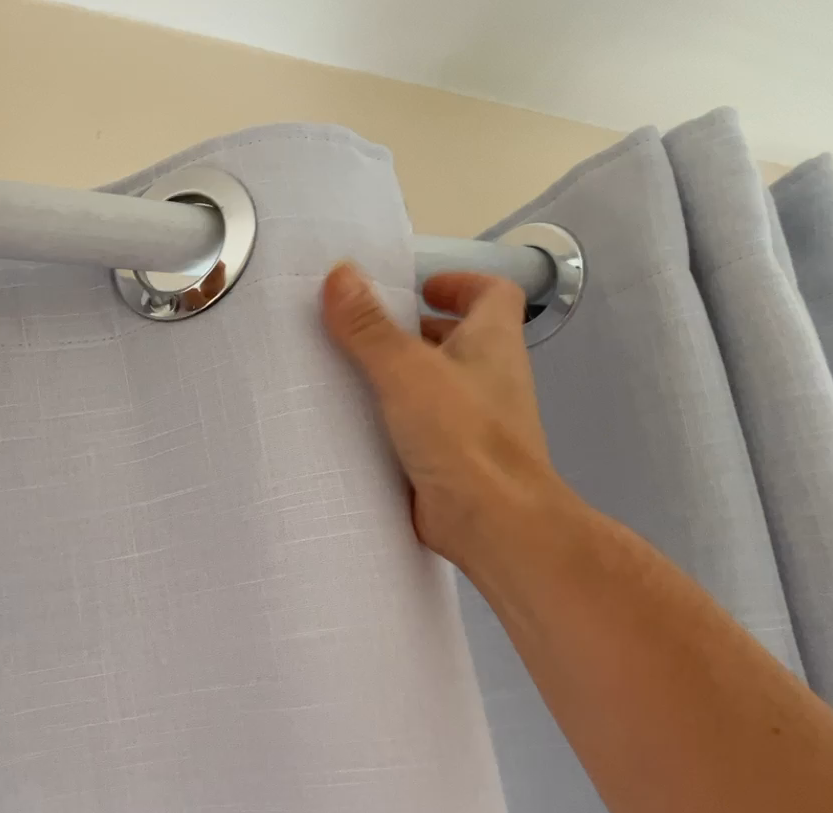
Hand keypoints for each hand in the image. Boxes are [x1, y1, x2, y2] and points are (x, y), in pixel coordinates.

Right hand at [320, 263, 573, 568]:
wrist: (490, 520)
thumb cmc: (462, 436)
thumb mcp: (406, 371)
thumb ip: (370, 327)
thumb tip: (340, 272)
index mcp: (492, 344)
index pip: (492, 295)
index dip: (460, 283)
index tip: (421, 288)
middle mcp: (490, 379)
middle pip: (460, 340)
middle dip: (418, 332)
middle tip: (367, 333)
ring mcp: (474, 423)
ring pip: (438, 386)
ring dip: (402, 378)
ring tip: (349, 377)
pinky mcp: (451, 460)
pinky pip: (421, 428)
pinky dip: (394, 422)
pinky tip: (354, 429)